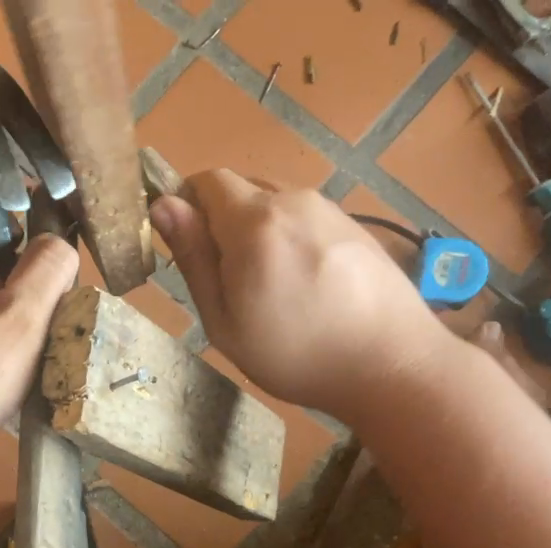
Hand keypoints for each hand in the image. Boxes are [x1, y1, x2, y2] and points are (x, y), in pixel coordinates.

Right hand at [150, 170, 452, 418]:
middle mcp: (292, 200)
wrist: (388, 363)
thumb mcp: (224, 320)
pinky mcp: (352, 224)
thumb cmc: (292, 354)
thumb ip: (194, 258)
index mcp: (253, 222)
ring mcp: (328, 208)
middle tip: (224, 280)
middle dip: (220, 222)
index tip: (186, 250)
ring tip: (266, 288)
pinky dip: (287, 240)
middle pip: (240, 189)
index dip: (186, 207)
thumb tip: (163, 205)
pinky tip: (301, 286)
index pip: (205, 181)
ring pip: (273, 203)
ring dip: (255, 232)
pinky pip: (303, 218)